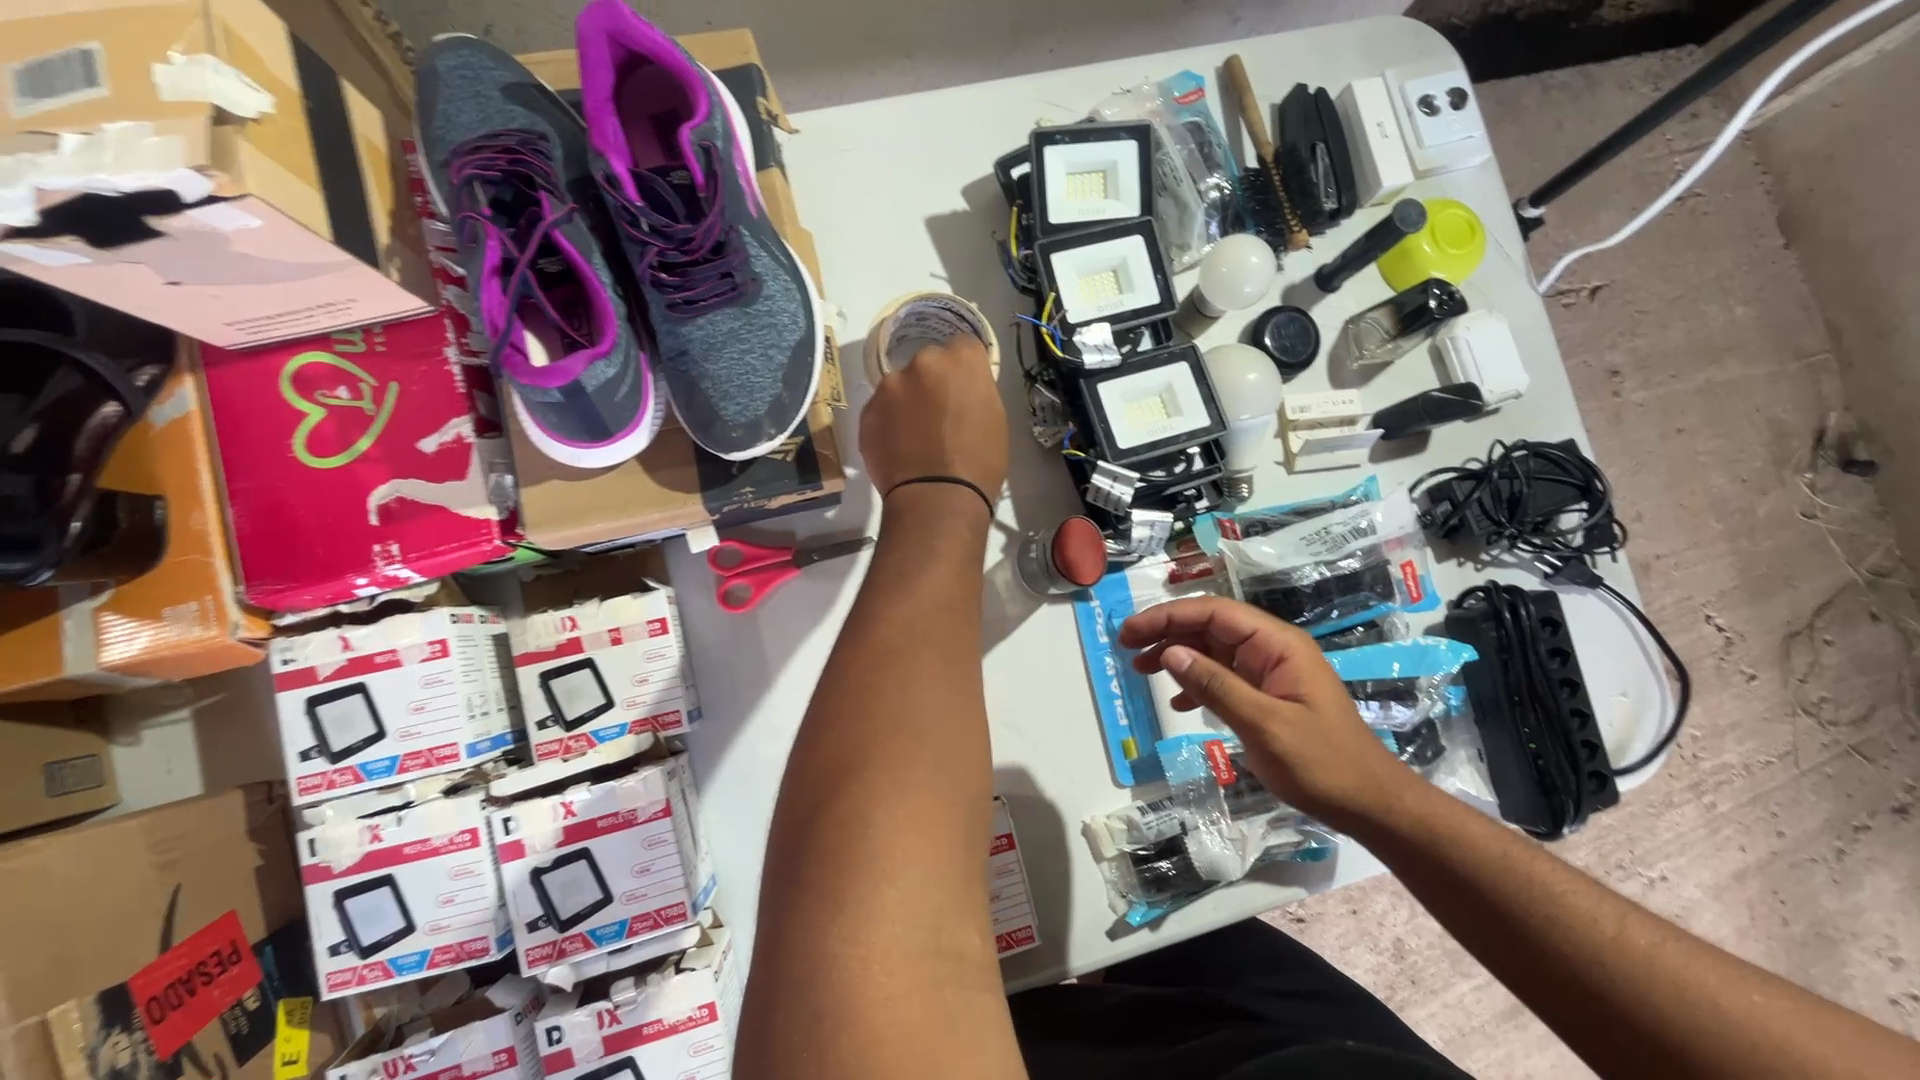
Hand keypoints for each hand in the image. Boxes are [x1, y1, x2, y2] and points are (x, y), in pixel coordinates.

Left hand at [860, 337, 1006, 502]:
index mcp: (961, 360)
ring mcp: (889, 387)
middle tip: (939, 416)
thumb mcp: (995, 418)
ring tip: (915, 437)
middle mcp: (922, 363)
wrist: (936, 498)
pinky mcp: (867, 412)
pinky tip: (898, 449)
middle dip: (933, 383)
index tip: (965, 392)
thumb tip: (962, 391)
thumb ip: (976, 391)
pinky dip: (889, 423)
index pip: (964, 347)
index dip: (965, 371)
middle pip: (928, 364)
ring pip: (900, 387)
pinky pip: (881, 410)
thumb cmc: (979, 462)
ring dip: (907, 402)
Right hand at [1120, 596, 1420, 831]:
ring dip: (1177, 656)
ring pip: (1214, 651)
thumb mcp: (1264, 724)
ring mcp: (1271, 674)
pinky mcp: (1268, 698)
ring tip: (1141, 670)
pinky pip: (1224, 678)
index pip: (1214, 613)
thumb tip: (1169, 653)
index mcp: (1277, 645)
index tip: (1130, 632)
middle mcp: (1272, 651)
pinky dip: (1196, 684)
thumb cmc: (1322, 763)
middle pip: (1210, 627)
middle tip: (1126, 648)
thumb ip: (1215, 685)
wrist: (1369, 802)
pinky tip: (1178, 703)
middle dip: (1167, 632)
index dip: (1168, 617)